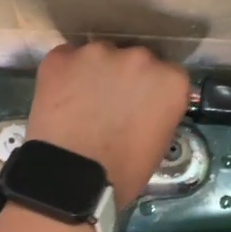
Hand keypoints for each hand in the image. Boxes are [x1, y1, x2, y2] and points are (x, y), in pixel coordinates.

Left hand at [26, 41, 189, 207]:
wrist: (71, 179)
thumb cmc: (123, 173)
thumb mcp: (158, 146)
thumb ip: (159, 114)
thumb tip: (146, 109)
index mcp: (170, 81)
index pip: (167, 75)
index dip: (152, 92)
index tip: (142, 108)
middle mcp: (139, 57)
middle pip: (135, 60)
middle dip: (126, 78)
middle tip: (111, 106)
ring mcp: (97, 52)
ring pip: (99, 57)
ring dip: (95, 74)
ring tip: (82, 105)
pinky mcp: (62, 57)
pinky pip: (66, 60)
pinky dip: (65, 76)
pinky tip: (60, 101)